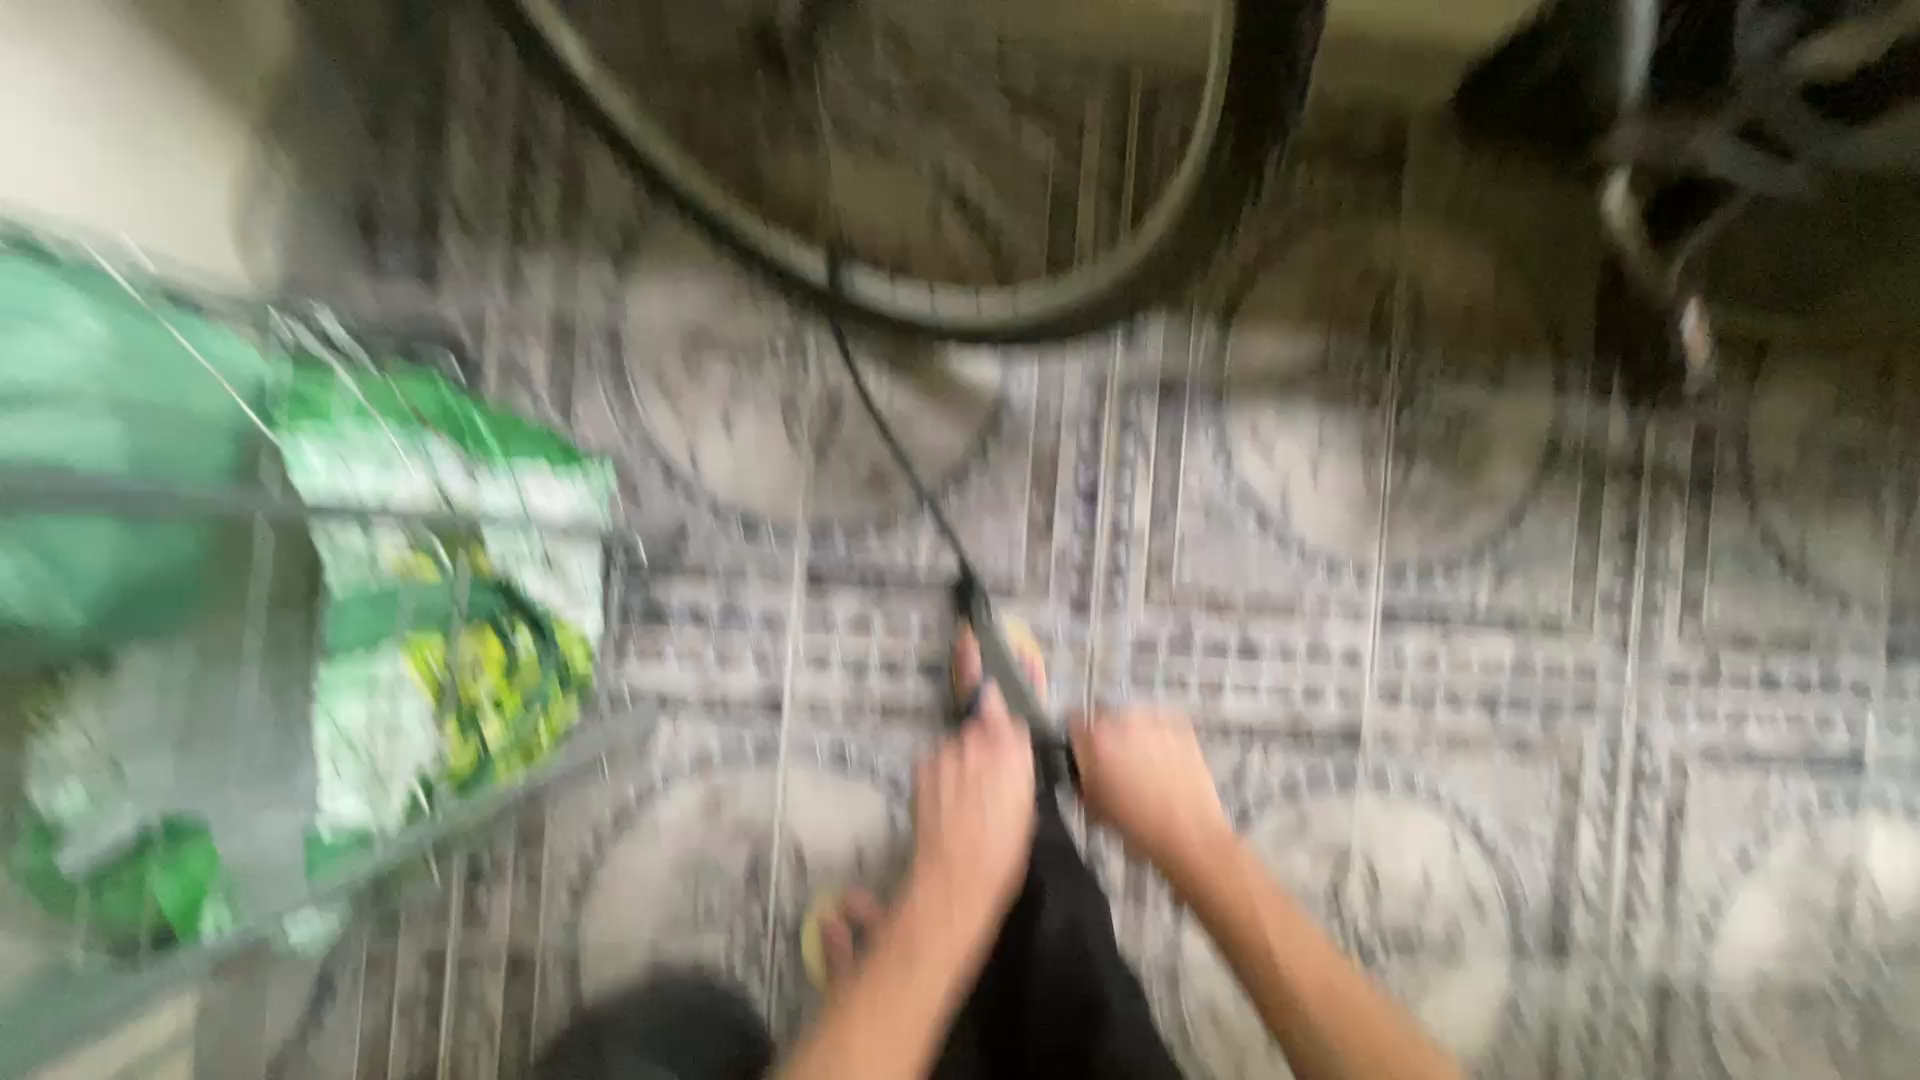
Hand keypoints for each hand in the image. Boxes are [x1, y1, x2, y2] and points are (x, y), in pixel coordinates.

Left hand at [908, 683, 1035, 927]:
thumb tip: (1011, 749)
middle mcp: (978, 741)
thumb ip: (1016, 765)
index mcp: (1012, 750)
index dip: (980, 672)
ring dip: (959, 763)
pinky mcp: (922, 767)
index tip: (966, 642)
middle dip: (981, 743)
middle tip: (984, 781)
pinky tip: (945, 805)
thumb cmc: (1004, 851)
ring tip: (963, 802)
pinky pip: (936, 762)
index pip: (996, 699)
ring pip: (955, 747)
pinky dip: (940, 775)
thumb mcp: (1026, 806)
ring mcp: (946, 752)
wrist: (956, 876)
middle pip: (978, 727)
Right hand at [1071, 707, 1233, 872]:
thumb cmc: (1140, 826)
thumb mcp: (1094, 803)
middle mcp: (1123, 721)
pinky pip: (1163, 724)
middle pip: (1107, 717)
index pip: (1075, 722)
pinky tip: (1165, 760)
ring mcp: (1154, 721)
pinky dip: (1161, 737)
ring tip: (1145, 763)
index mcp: (1094, 739)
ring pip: (1136, 718)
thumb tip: (1084, 767)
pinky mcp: (1181, 726)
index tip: (1086, 747)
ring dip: (1136, 734)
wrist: (1188, 834)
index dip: (1081, 738)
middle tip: (1118, 762)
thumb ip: (1083, 774)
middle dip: (1110, 736)